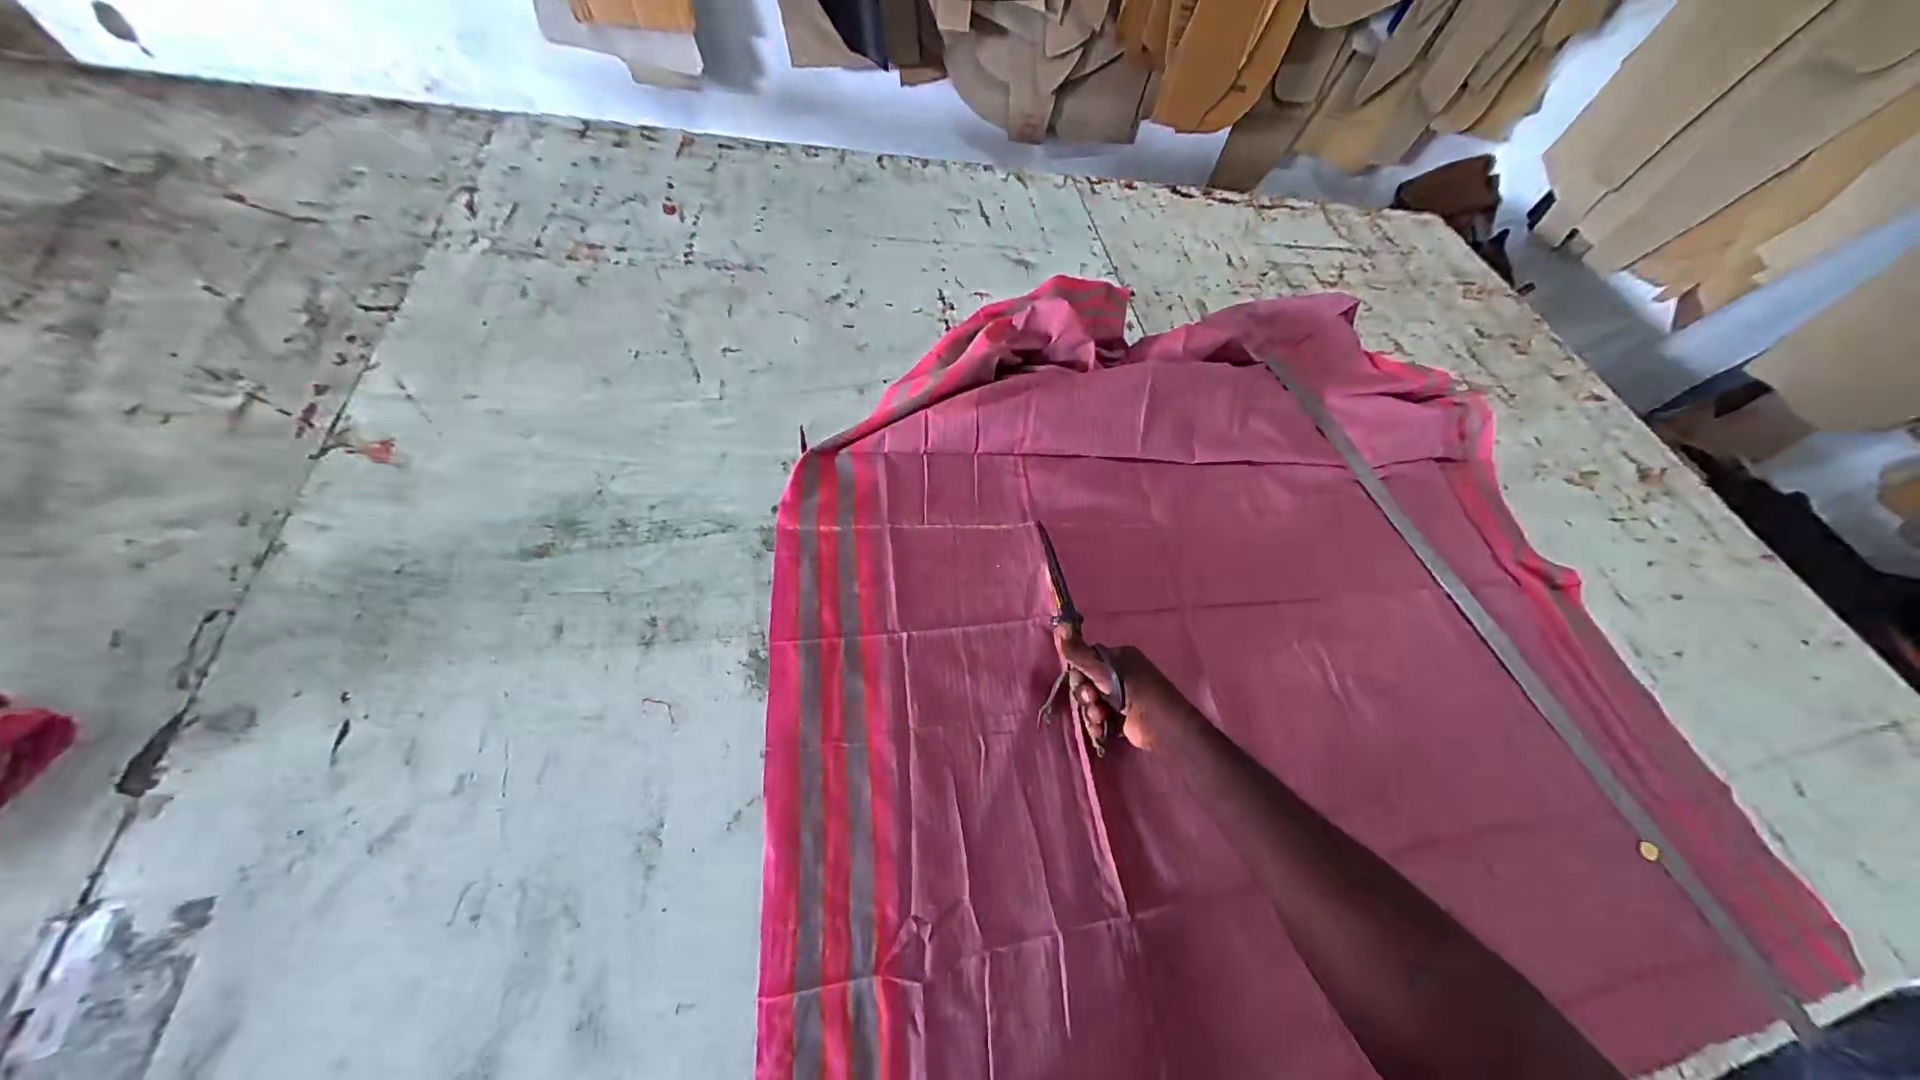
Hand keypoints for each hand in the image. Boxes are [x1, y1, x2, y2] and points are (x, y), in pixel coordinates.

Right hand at [1051, 627, 1184, 751]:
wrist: (1164, 728)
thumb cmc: (1136, 693)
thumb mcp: (1105, 672)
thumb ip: (1079, 654)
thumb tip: (1059, 626)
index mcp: (1119, 657)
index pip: (1088, 660)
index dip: (1079, 673)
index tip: (1081, 682)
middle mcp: (1120, 674)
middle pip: (1087, 683)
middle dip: (1085, 695)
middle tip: (1093, 701)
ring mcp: (1121, 697)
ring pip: (1091, 702)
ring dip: (1091, 712)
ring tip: (1101, 718)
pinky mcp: (1121, 717)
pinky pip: (1099, 717)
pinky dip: (1098, 723)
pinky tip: (1102, 729)